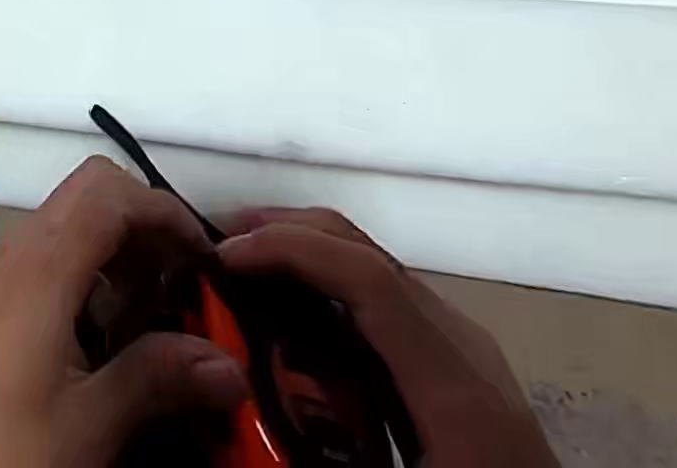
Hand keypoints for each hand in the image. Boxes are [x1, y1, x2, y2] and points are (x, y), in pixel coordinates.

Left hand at [0, 157, 249, 467]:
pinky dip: (94, 275)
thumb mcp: (83, 427)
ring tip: (154, 316)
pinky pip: (55, 257)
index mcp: (45, 265)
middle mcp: (23, 250)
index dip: (166, 212)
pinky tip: (107, 338)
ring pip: (74, 223)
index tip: (206, 261)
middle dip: (146, 224)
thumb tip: (226, 365)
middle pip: (93, 192)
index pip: (112, 194)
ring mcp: (6, 270)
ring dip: (121, 252)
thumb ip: (154, 383)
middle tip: (181, 284)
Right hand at [218, 208, 556, 467]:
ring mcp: (454, 341)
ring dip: (297, 247)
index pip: (366, 275)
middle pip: (360, 246)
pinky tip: (286, 308)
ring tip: (241, 268)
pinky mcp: (446, 353)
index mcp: (453, 383)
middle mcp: (457, 341)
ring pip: (364, 258)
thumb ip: (309, 451)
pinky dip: (319, 277)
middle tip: (218, 248)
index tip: (225, 259)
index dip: (290, 249)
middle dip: (281, 231)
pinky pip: (372, 290)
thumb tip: (232, 408)